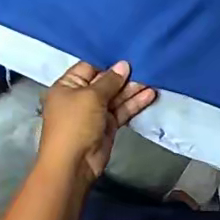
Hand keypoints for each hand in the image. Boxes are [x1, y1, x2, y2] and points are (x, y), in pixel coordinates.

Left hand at [38, 60, 156, 184]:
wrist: (74, 164)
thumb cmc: (75, 124)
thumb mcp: (90, 97)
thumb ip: (109, 80)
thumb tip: (123, 65)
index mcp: (67, 86)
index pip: (88, 67)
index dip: (107, 62)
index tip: (127, 55)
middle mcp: (80, 97)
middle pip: (104, 82)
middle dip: (123, 76)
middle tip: (145, 66)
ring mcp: (94, 112)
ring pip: (116, 96)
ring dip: (132, 89)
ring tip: (152, 79)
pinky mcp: (107, 125)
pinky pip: (122, 110)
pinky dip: (135, 103)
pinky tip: (150, 94)